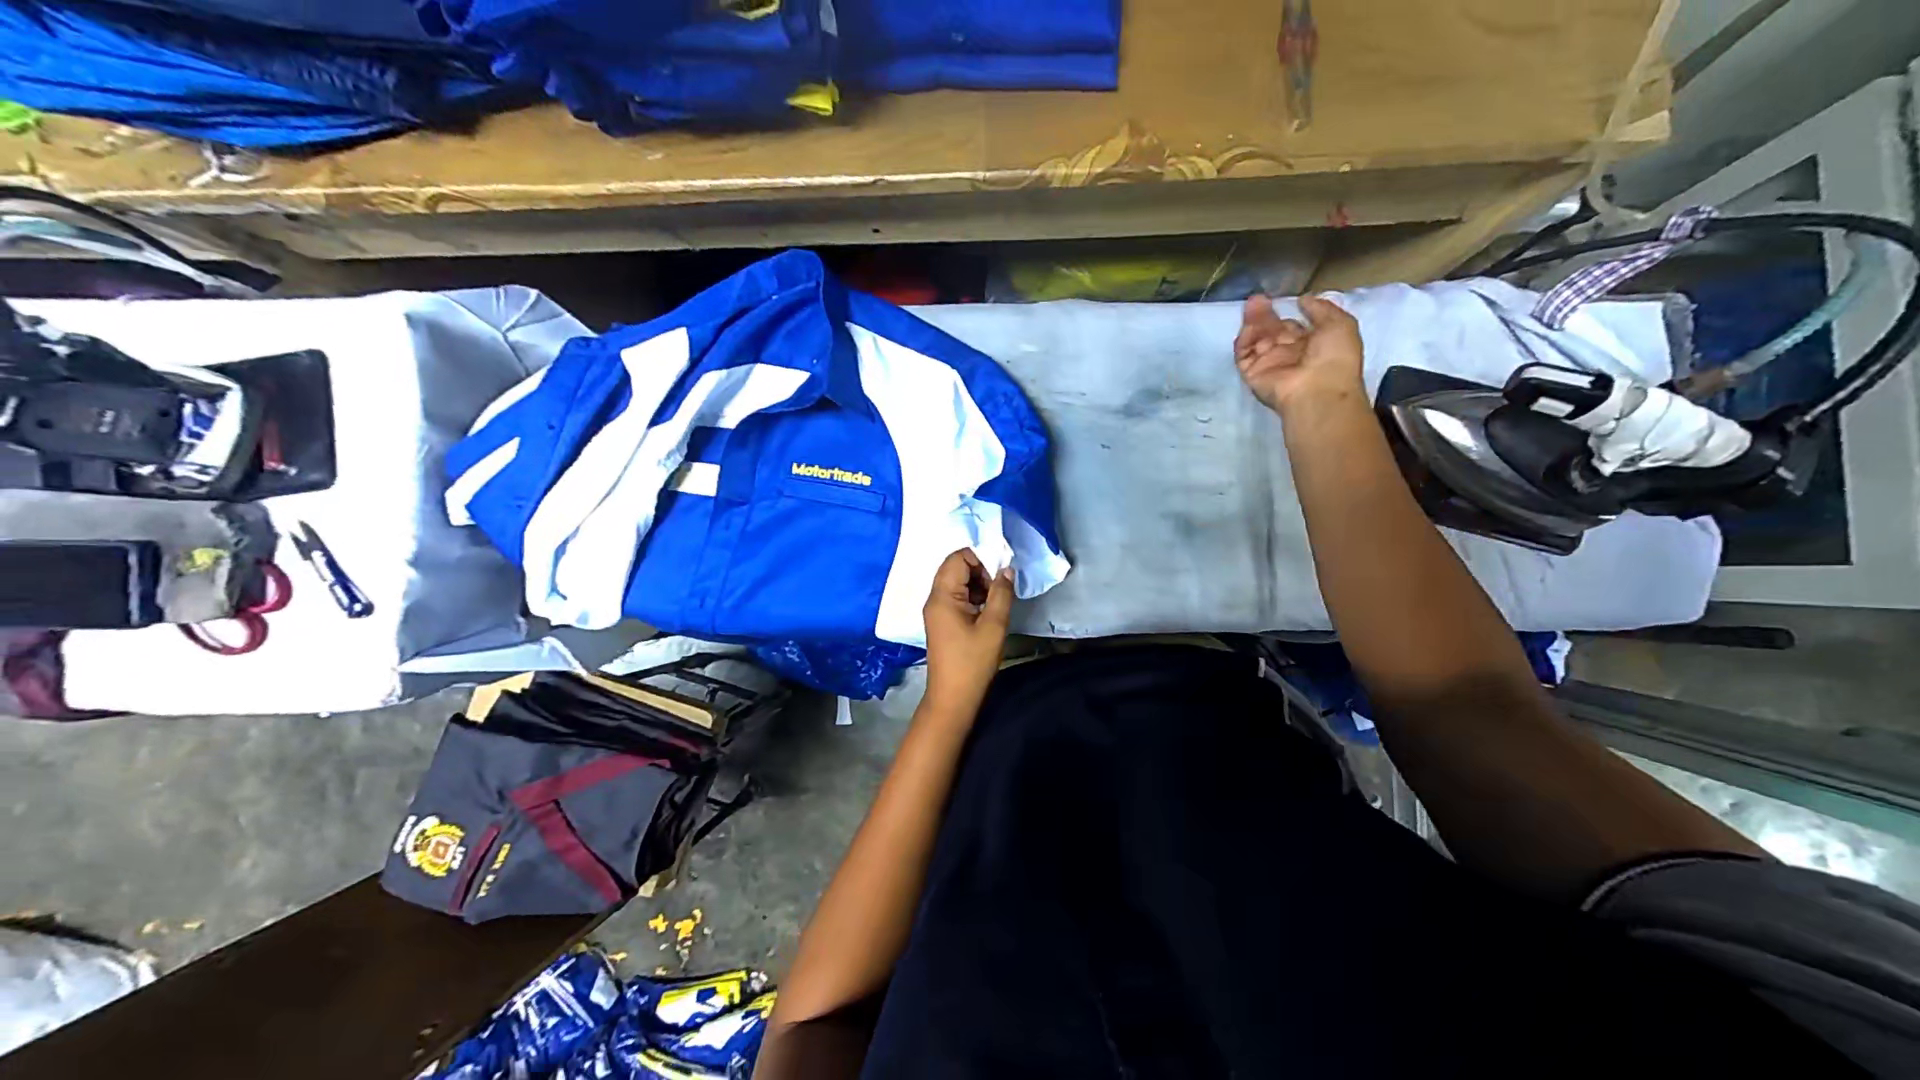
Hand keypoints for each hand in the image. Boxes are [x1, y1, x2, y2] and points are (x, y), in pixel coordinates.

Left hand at [921, 548, 1012, 718]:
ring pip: (957, 582)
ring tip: (996, 601)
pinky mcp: (942, 621)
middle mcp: (934, 599)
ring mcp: (936, 610)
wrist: (953, 698)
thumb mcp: (994, 626)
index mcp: (942, 596)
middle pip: (955, 567)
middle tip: (1000, 588)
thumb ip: (1001, 593)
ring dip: (978, 584)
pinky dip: (973, 596)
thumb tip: (1006, 569)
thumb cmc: (973, 662)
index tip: (1001, 572)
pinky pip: (956, 596)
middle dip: (980, 570)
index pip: (957, 558)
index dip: (981, 558)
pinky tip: (988, 611)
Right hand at [1234, 294, 1365, 414]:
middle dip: (1265, 315)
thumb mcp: (1340, 324)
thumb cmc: (1334, 356)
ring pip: (1256, 340)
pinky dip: (1243, 340)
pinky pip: (1243, 354)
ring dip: (1253, 322)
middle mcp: (1289, 354)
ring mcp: (1269, 364)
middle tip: (1258, 298)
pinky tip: (1247, 326)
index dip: (1287, 312)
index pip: (1292, 326)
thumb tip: (1303, 299)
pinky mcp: (1252, 373)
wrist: (1317, 391)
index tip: (1280, 298)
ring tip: (1252, 304)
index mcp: (1311, 344)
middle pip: (1271, 331)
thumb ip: (1321, 308)